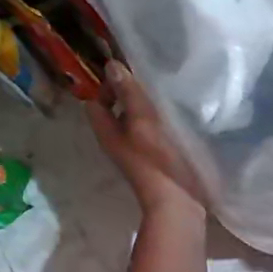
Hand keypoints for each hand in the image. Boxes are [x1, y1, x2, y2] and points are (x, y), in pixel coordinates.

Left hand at [86, 62, 204, 219]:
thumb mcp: (142, 123)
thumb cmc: (157, 162)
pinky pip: (150, 133)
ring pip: (133, 122)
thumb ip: (129, 94)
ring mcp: (137, 152)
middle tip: (148, 77)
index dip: (104, 85)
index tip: (126, 71)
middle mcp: (118, 141)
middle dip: (126, 93)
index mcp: (108, 132)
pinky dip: (158, 121)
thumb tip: (112, 66)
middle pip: (114, 111)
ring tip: (163, 91)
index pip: (94, 102)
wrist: (178, 205)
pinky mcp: (155, 159)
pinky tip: (175, 115)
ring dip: (144, 107)